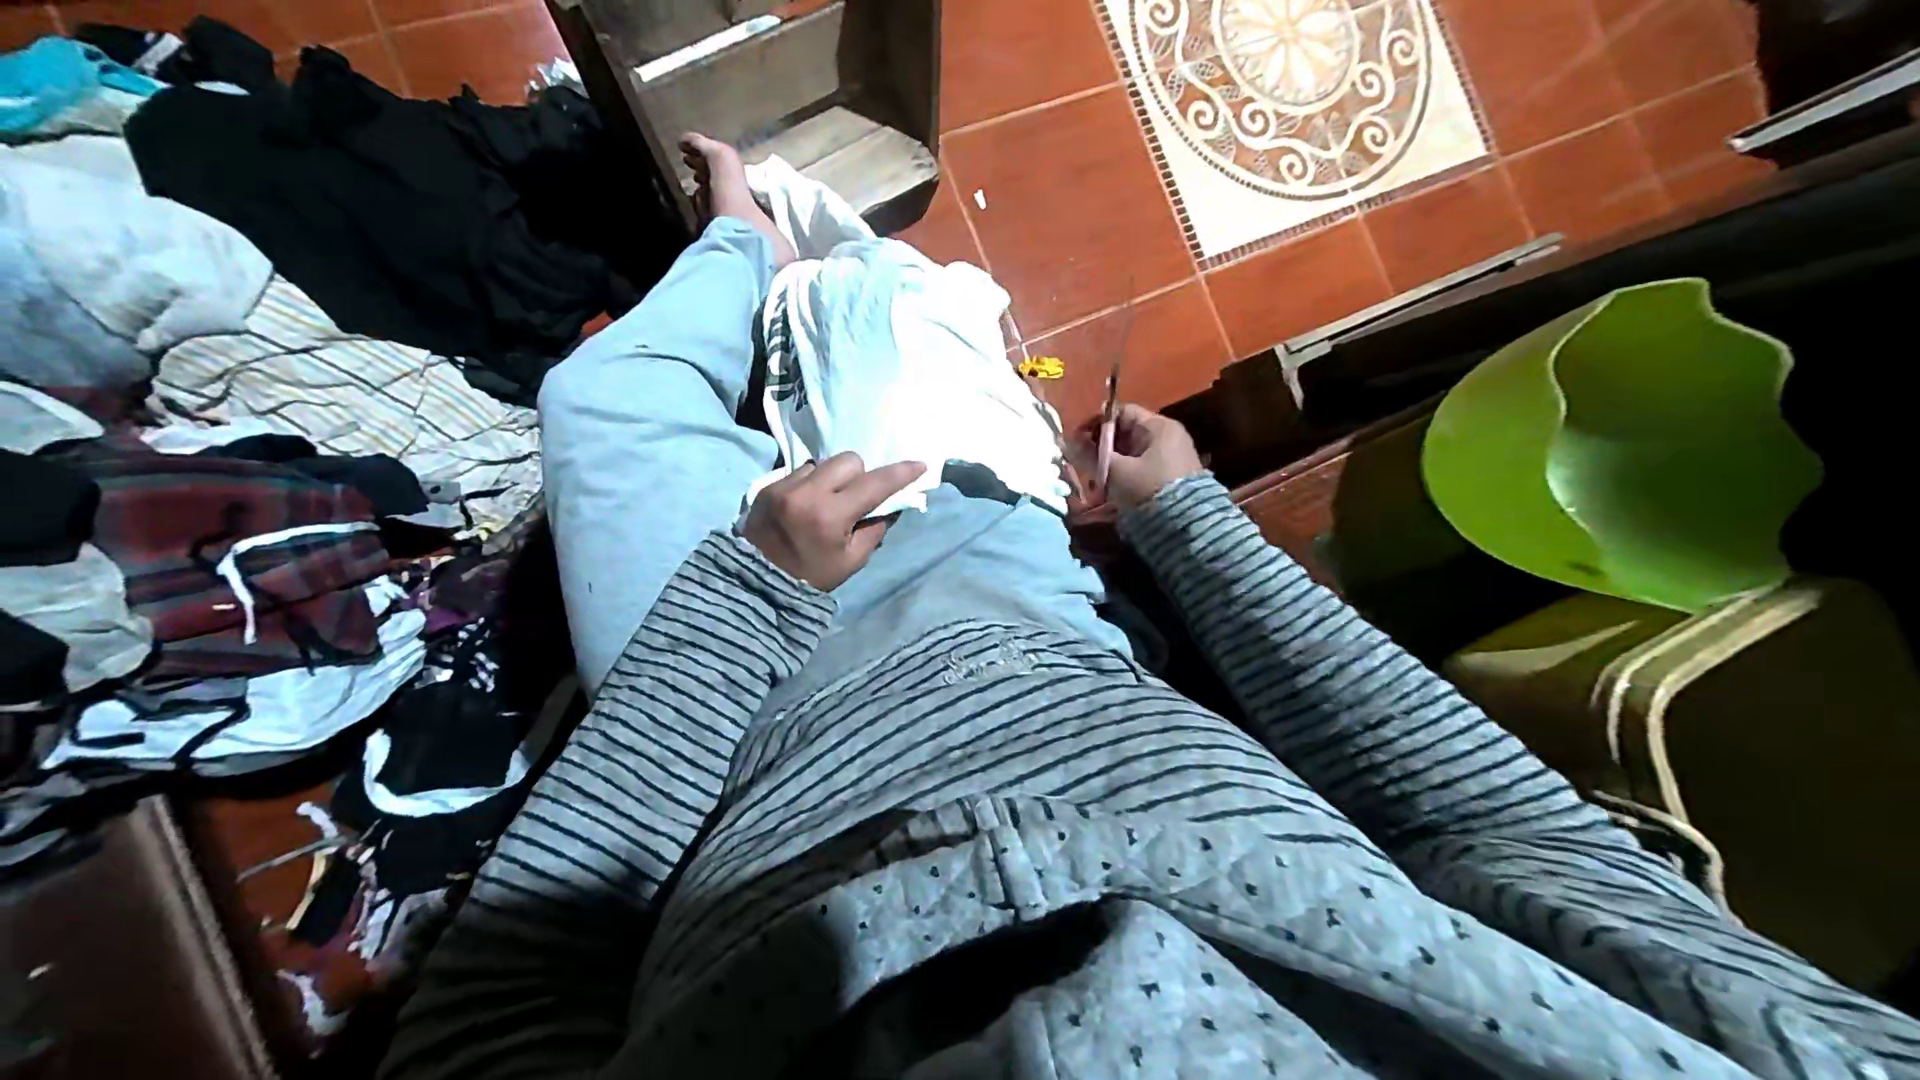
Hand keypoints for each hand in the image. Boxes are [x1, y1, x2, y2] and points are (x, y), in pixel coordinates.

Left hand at [742, 452, 926, 590]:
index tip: (919, 465)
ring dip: (834, 477)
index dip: (900, 473)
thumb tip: (892, 505)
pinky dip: (811, 483)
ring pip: (824, 462)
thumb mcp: (851, 561)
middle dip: (860, 475)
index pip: (874, 485)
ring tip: (828, 499)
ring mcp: (784, 486)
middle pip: (849, 460)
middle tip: (856, 497)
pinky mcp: (768, 486)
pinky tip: (806, 503)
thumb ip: (875, 529)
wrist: (756, 583)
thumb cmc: (811, 577)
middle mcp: (806, 493)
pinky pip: (801, 471)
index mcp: (830, 516)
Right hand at [1070, 404, 1202, 509]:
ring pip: (1131, 454)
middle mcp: (1167, 436)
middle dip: (1101, 448)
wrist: (1186, 525)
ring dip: (1110, 465)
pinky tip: (1110, 492)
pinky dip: (1124, 476)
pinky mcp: (1170, 476)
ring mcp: (1171, 457)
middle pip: (1125, 434)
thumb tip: (1069, 441)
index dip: (1097, 423)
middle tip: (1084, 464)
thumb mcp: (1115, 471)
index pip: (1121, 412)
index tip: (1078, 440)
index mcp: (1158, 426)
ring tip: (1096, 483)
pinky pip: (1140, 469)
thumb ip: (1091, 455)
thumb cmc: (1148, 488)